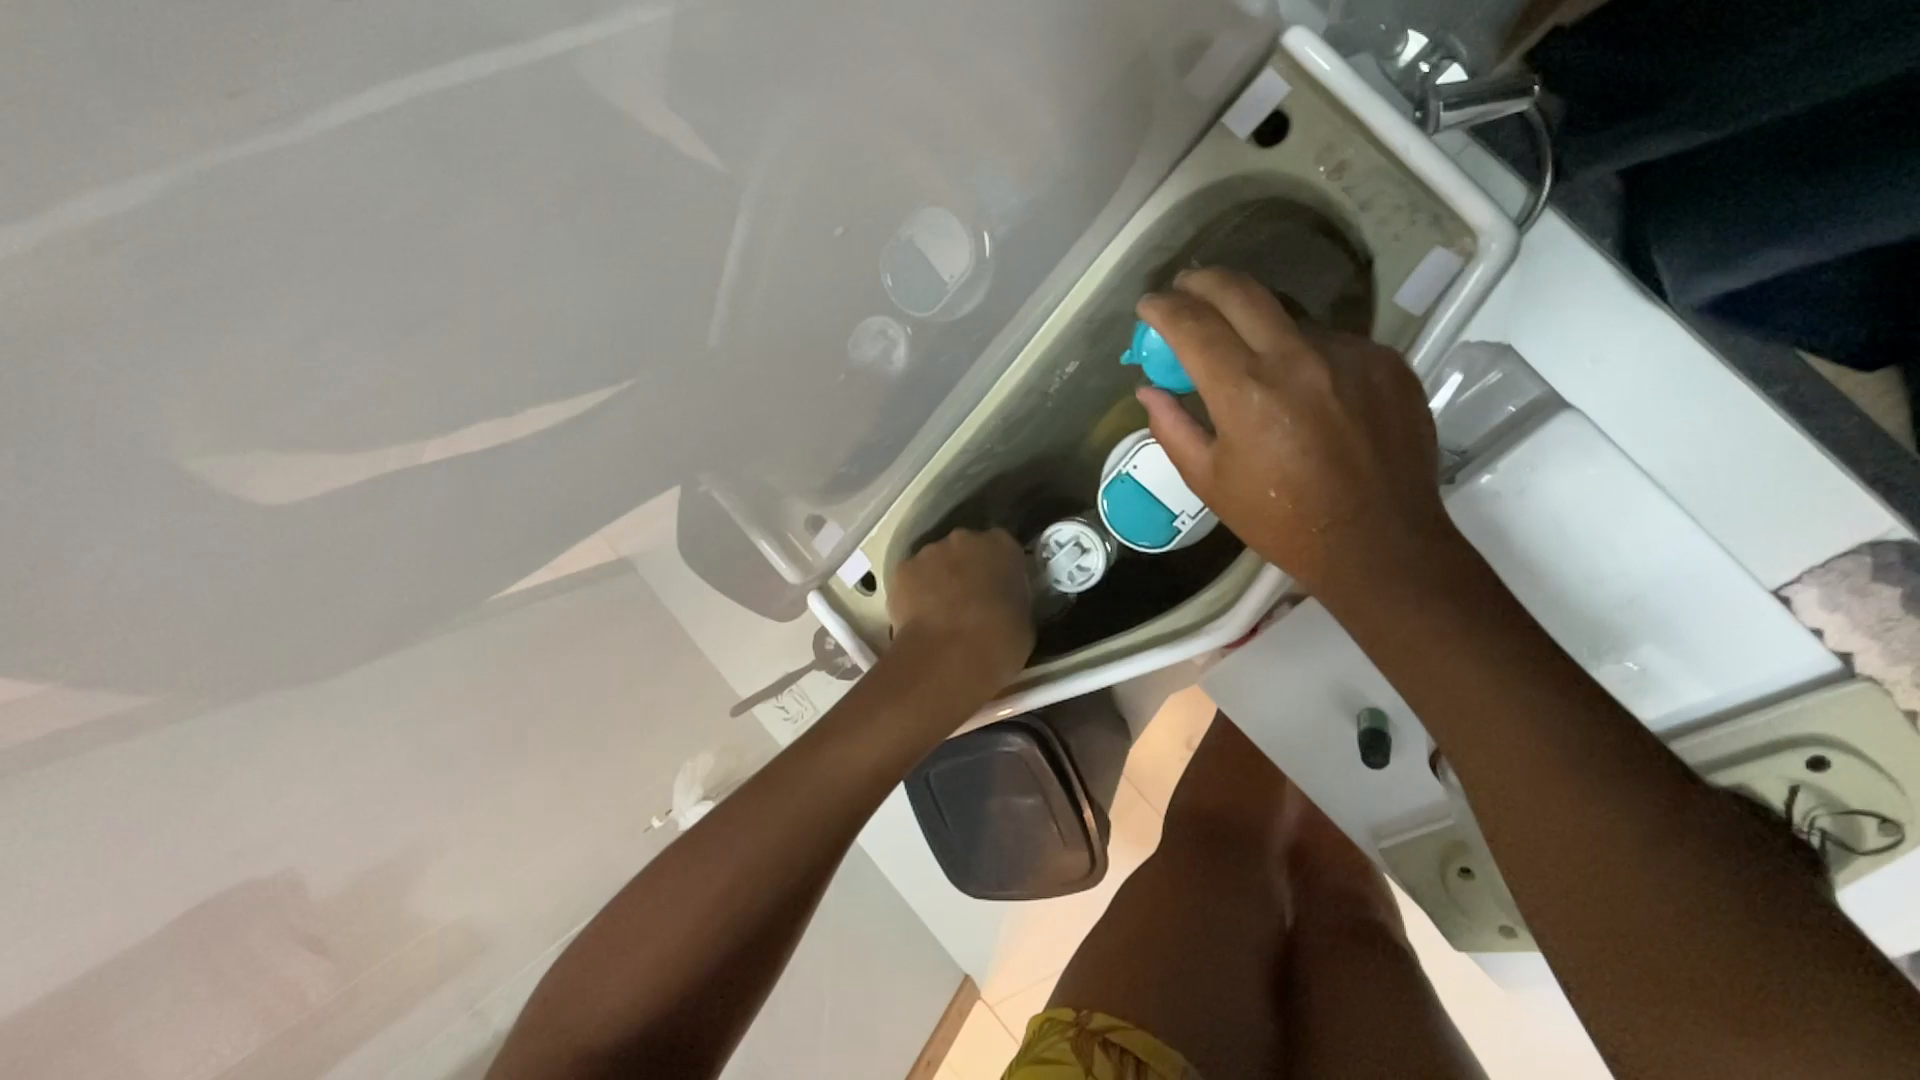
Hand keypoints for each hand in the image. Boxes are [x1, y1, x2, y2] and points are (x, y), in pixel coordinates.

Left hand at [887, 528, 1034, 693]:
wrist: (952, 656)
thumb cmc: (1001, 641)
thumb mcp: (1025, 620)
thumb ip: (1013, 600)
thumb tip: (1004, 604)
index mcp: (1003, 546)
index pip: (1002, 548)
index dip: (998, 569)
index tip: (997, 590)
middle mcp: (965, 539)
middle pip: (965, 548)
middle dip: (965, 569)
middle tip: (968, 602)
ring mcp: (930, 552)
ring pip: (934, 562)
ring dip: (938, 580)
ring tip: (939, 614)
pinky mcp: (902, 570)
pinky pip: (910, 579)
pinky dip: (913, 594)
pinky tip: (919, 619)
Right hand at [1134, 268, 1460, 597]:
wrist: (1381, 545)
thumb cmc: (1282, 522)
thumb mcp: (1210, 482)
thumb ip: (1172, 428)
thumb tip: (1149, 390)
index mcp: (1246, 391)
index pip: (1192, 324)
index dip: (1162, 308)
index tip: (1149, 307)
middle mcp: (1298, 357)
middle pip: (1240, 290)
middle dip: (1202, 282)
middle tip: (1186, 289)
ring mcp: (1349, 354)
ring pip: (1289, 318)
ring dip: (1259, 328)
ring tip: (1253, 362)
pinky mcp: (1386, 362)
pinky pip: (1332, 343)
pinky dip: (1306, 356)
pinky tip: (1307, 391)